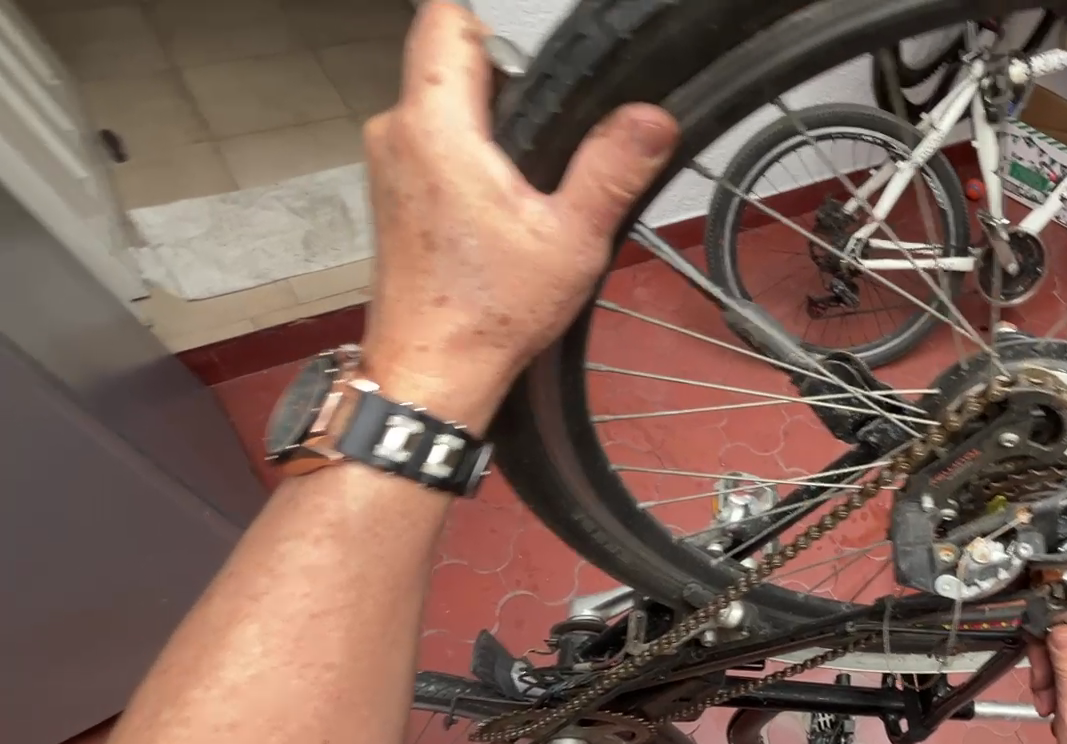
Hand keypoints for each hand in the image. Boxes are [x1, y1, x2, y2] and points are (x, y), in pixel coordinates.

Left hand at [359, 1, 677, 428]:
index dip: (504, 38)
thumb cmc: (497, 308)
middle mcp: (396, 130)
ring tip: (532, 201)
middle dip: (510, 99)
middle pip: (453, 68)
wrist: (440, 362)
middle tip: (553, 163)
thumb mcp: (574, 237)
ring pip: (445, 112)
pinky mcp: (394, 192)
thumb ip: (612, 169)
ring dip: (492, 139)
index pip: (450, 21)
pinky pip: (434, 149)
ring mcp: (389, 162)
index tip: (548, 87)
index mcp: (437, 125)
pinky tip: (504, 221)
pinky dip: (471, 167)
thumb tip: (653, 119)